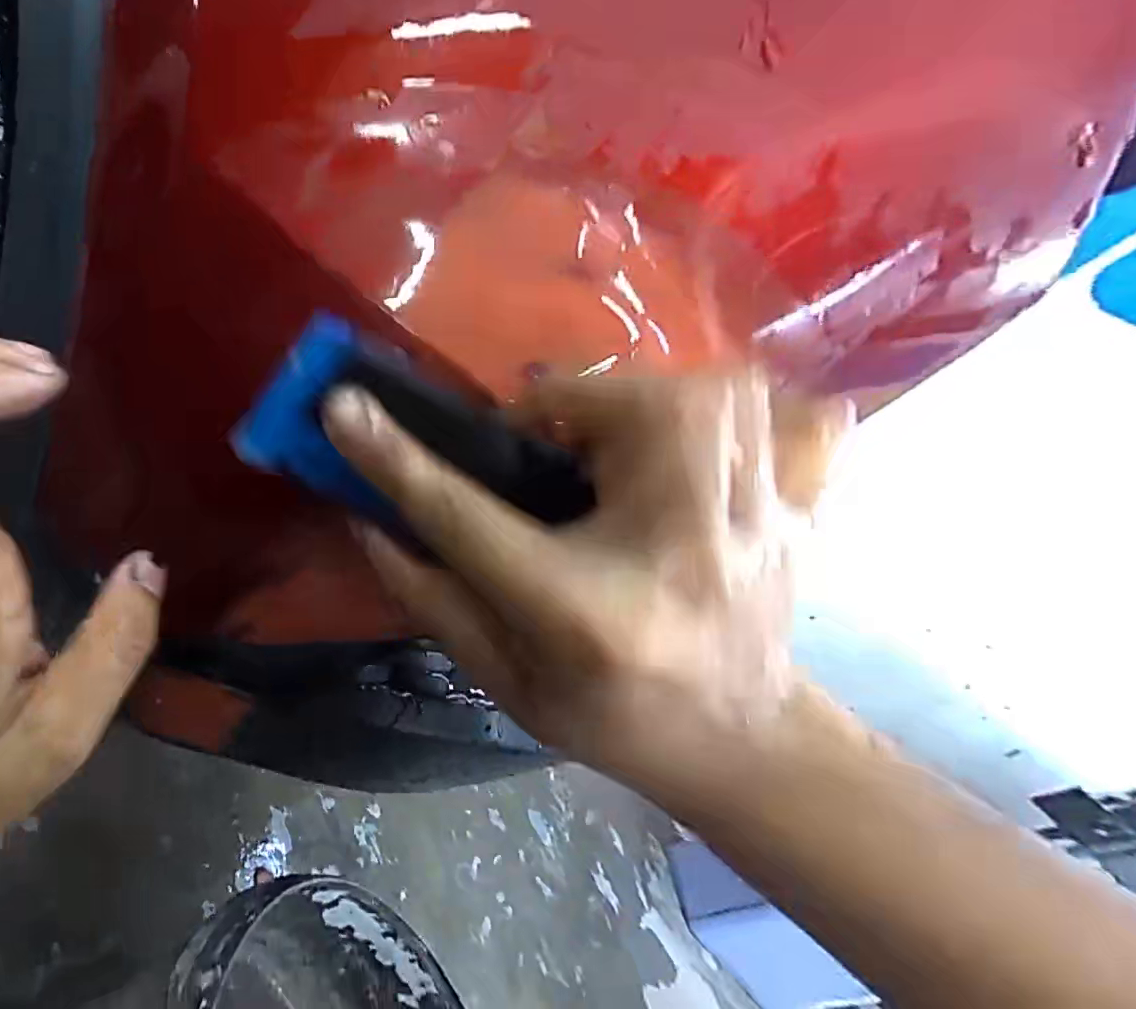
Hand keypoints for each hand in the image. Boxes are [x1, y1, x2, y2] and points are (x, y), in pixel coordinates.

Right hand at [323, 370, 850, 805]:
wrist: (747, 743)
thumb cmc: (609, 716)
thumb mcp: (501, 677)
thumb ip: (429, 596)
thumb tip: (369, 519)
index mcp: (581, 611)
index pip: (465, 514)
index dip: (394, 456)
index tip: (341, 406)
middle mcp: (674, 551)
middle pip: (616, 412)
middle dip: (559, 409)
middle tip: (540, 446)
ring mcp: (754, 522)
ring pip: (697, 391)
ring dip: (630, 403)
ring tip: (603, 447)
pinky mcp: (794, 503)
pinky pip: (760, 407)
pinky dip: (704, 406)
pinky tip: (678, 447)